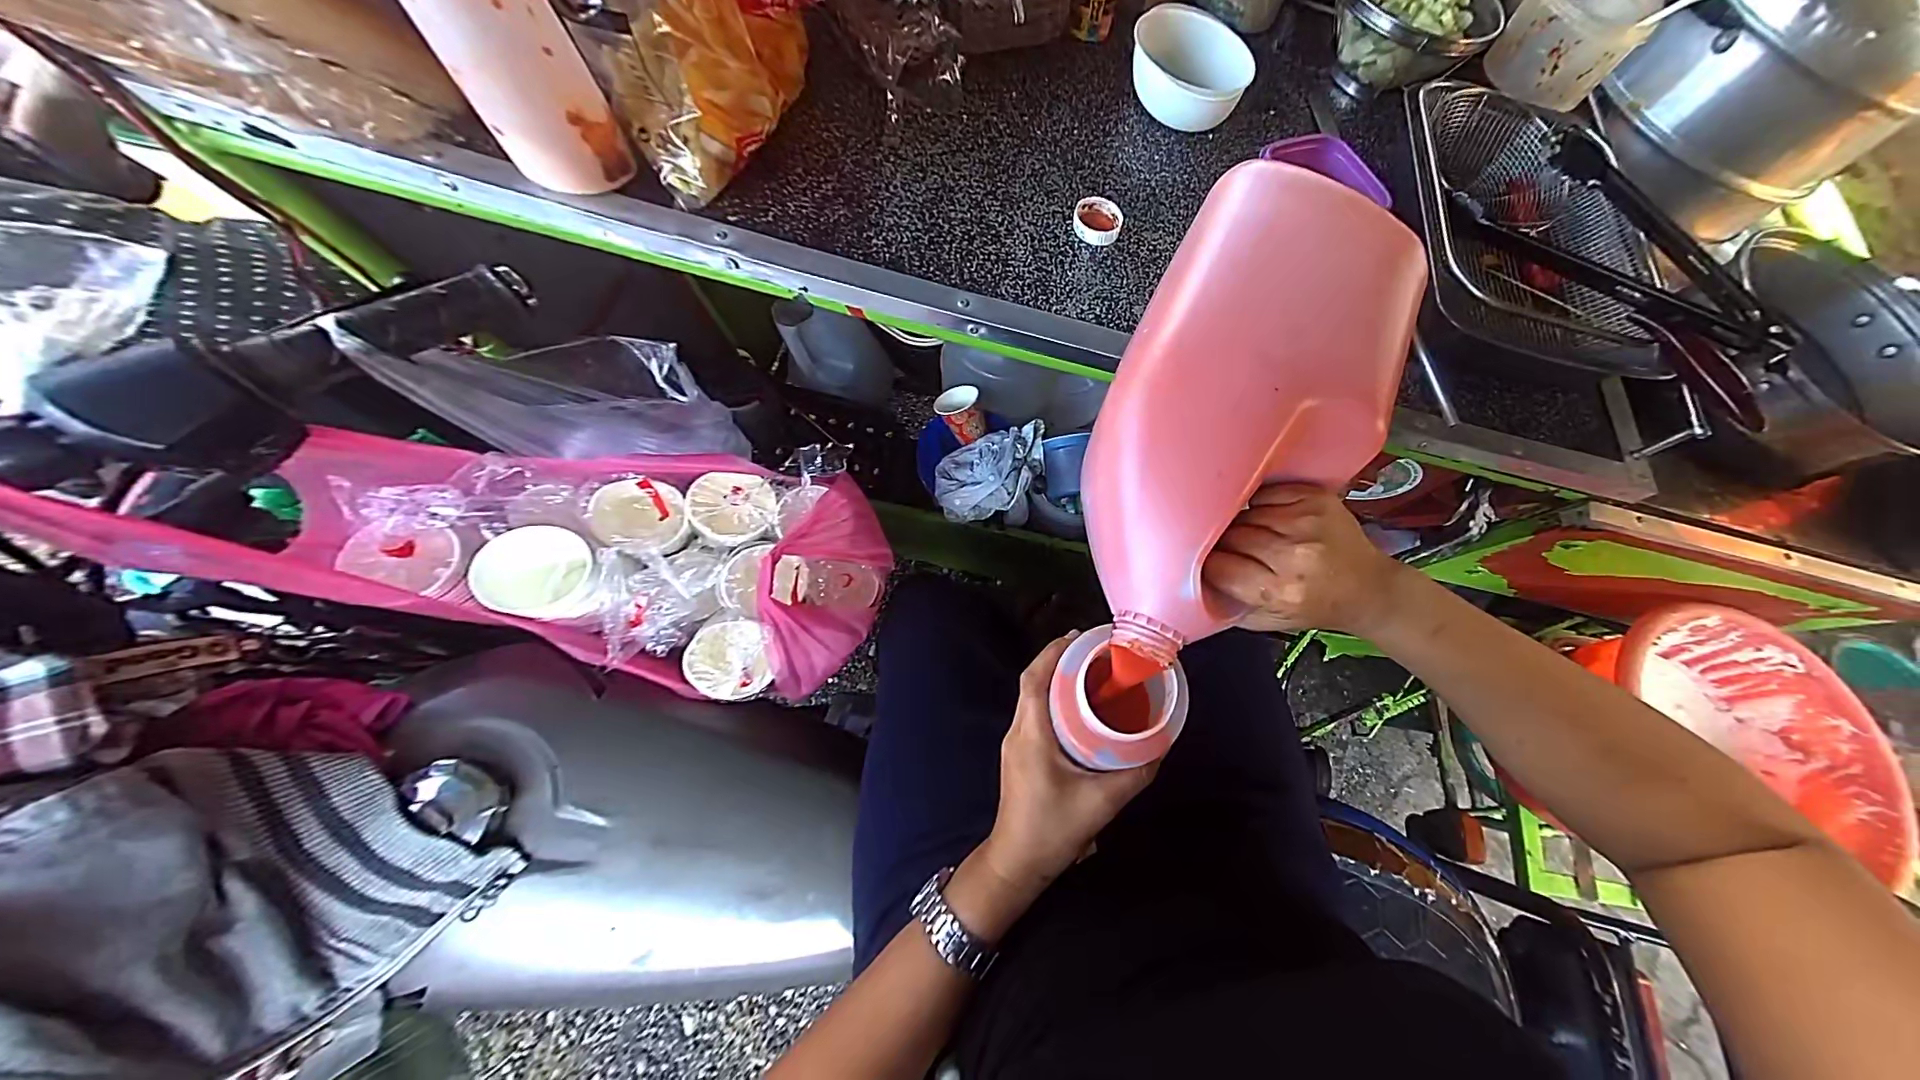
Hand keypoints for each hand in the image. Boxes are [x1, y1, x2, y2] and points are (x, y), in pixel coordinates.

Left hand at [978, 633, 1159, 897]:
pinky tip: (1077, 708)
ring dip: (1055, 680)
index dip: (1053, 652)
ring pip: (1032, 697)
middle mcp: (1017, 730)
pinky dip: (1053, 700)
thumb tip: (1160, 744)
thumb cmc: (1053, 829)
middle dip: (1059, 660)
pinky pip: (1034, 714)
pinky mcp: (1018, 754)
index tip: (1080, 636)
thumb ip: (1135, 773)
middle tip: (1094, 652)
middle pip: (1033, 682)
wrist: (1017, 861)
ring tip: (1090, 673)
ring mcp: (1014, 743)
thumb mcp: (1103, 802)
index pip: (1034, 678)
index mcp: (1030, 733)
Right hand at [1201, 483, 1407, 636]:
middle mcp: (1296, 555)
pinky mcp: (1316, 499)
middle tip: (1226, 550)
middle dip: (1222, 543)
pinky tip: (1266, 518)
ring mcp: (1307, 522)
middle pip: (1230, 536)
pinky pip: (1265, 494)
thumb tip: (1192, 579)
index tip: (1206, 566)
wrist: (1368, 589)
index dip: (1207, 565)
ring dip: (1239, 524)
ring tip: (1248, 536)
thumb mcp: (1267, 621)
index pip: (1219, 567)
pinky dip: (1258, 505)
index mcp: (1281, 591)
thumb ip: (1229, 604)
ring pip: (1245, 514)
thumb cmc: (1315, 607)